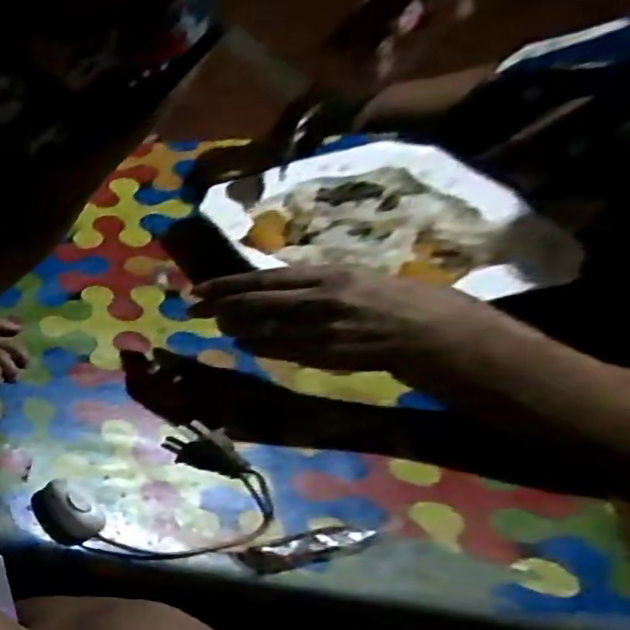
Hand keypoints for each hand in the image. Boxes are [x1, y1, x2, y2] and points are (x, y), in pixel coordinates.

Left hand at [189, 266, 494, 373]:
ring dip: (232, 327)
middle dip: (217, 307)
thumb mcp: (358, 278)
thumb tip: (270, 288)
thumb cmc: (400, 300)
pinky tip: (243, 343)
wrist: (437, 333)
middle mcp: (320, 300)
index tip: (199, 289)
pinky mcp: (319, 353)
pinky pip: (274, 349)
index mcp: (330, 276)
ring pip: (258, 329)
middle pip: (252, 304)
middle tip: (193, 309)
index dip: (226, 285)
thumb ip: (315, 283)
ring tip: (219, 324)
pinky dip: (254, 345)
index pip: (263, 279)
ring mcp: (318, 329)